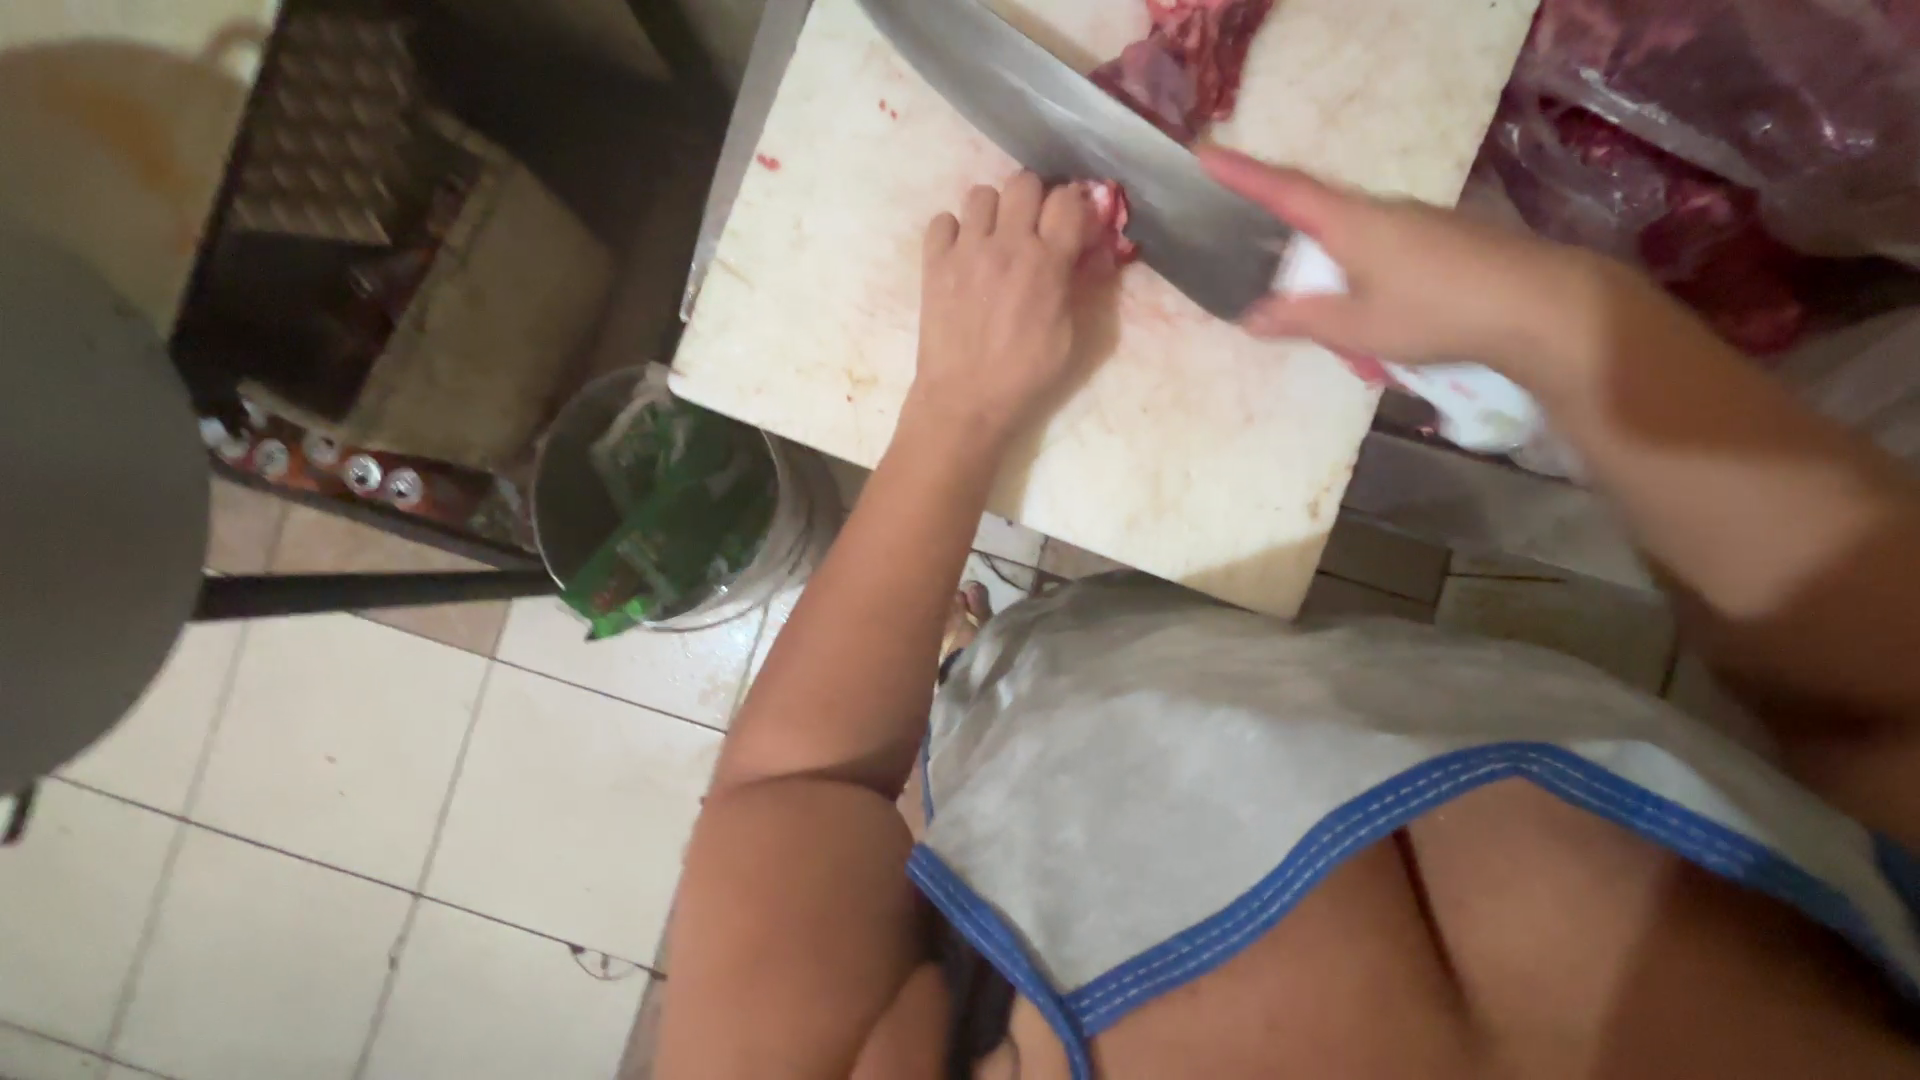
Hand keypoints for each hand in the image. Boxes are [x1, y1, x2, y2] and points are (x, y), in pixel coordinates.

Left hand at [907, 173, 1095, 444]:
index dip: (1072, 206)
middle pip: (1023, 181)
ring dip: (993, 211)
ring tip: (994, 240)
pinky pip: (942, 220)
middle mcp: (1006, 245)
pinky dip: (954, 231)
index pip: (1067, 199)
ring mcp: (965, 251)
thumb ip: (1084, 288)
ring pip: (981, 193)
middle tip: (1031, 227)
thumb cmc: (1025, 377)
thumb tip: (1095, 253)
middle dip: (1033, 199)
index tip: (1070, 223)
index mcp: (1047, 262)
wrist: (965, 401)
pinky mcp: (933, 264)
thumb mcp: (1073, 339)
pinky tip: (962, 256)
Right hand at [1199, 147, 1612, 375]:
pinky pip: (1387, 268)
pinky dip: (1375, 304)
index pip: (1284, 190)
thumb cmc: (1435, 311)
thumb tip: (1253, 315)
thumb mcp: (1354, 327)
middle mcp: (1381, 213)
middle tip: (1298, 312)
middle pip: (1319, 228)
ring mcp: (1416, 226)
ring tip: (1363, 352)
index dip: (1242, 175)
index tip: (1205, 154)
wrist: (1541, 307)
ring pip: (1355, 257)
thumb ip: (1299, 318)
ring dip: (1346, 302)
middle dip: (1301, 270)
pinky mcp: (1442, 245)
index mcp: (1350, 223)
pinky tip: (1392, 345)